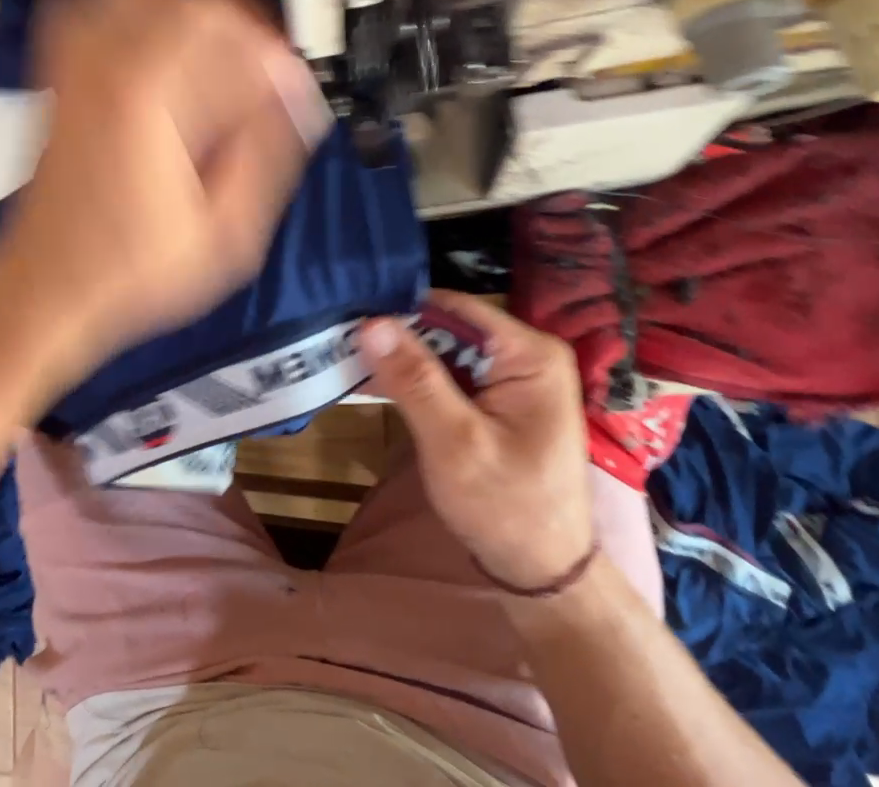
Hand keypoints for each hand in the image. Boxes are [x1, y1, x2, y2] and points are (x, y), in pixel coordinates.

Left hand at [0, 0, 333, 364]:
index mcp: (148, 97)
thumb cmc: (126, 270)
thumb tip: (294, 100)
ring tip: (208, 31)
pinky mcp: (55, 83)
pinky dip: (115, 2)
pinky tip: (144, 27)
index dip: (264, 39)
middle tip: (253, 51)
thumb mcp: (224, 233)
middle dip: (229, 10)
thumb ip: (266, 154)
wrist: (47, 285)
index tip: (282, 76)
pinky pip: (75, 7)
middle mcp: (102, 69)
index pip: (217, 15)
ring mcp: (70, 71)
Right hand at [362, 292, 595, 589]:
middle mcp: (527, 355)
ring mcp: (513, 378)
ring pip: (443, 351)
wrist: (541, 569)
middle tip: (337, 342)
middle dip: (397, 336)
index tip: (347, 318)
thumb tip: (371, 322)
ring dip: (400, 359)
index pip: (453, 308)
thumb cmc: (505, 506)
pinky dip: (414, 380)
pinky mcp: (497, 400)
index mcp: (530, 354)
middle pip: (448, 327)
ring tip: (343, 358)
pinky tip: (373, 384)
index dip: (401, 311)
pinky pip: (449, 375)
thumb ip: (415, 379)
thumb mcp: (453, 441)